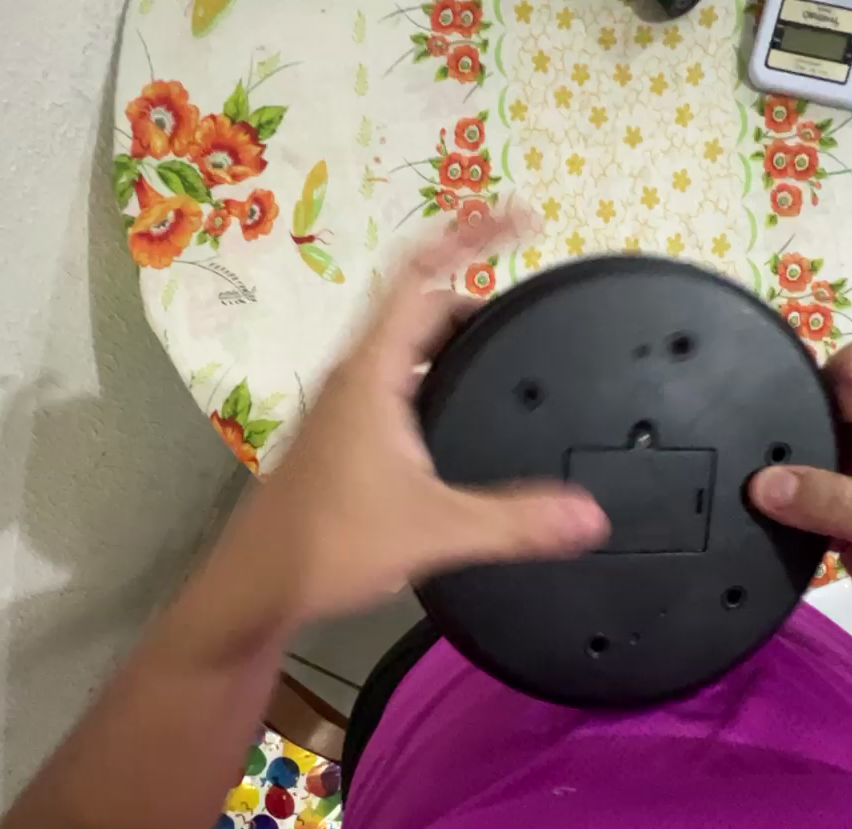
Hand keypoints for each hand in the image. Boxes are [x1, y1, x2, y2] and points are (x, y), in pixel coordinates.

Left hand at [210, 216, 609, 626]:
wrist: (259, 586)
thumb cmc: (329, 545)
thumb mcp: (434, 530)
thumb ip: (515, 522)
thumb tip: (592, 516)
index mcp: (372, 375)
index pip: (421, 275)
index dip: (472, 235)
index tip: (521, 219)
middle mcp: (354, 379)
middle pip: (418, 309)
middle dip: (474, 298)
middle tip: (527, 317)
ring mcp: (344, 409)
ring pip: (404, 349)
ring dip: (451, 339)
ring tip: (504, 358)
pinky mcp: (343, 440)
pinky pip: (396, 384)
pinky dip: (433, 377)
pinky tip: (459, 415)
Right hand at [746, 337, 851, 681]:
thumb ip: (840, 504)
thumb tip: (760, 482)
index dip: (849, 369)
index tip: (822, 410)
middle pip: (830, 403)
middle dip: (791, 411)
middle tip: (748, 445)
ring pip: (810, 456)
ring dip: (777, 466)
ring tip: (732, 481)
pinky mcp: (847, 531)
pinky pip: (803, 505)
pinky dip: (777, 510)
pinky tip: (748, 521)